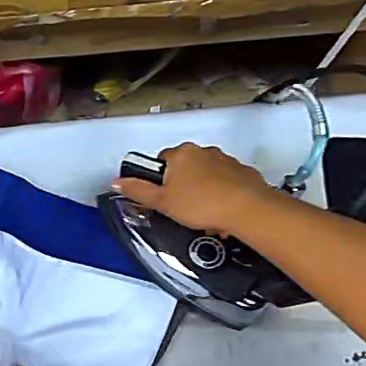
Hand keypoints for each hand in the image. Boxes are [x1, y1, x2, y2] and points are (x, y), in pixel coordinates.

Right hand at [111, 142, 276, 232]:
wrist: (247, 210)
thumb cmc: (203, 204)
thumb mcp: (162, 202)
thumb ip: (138, 190)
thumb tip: (118, 182)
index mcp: (181, 154)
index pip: (161, 160)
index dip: (159, 179)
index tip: (162, 195)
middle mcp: (203, 151)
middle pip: (185, 166)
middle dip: (182, 184)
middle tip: (181, 206)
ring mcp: (226, 160)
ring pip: (207, 174)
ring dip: (203, 189)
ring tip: (203, 213)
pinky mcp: (243, 172)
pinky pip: (227, 181)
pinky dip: (222, 193)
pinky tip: (221, 211)